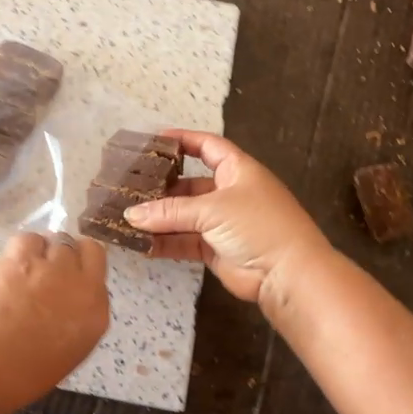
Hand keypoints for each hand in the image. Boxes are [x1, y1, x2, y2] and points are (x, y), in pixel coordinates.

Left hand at [0, 232, 109, 411]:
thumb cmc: (21, 376)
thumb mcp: (68, 351)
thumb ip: (76, 319)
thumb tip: (67, 302)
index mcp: (96, 314)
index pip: (99, 272)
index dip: (82, 270)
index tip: (68, 278)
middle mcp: (80, 285)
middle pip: (83, 249)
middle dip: (68, 256)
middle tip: (48, 270)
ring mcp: (50, 268)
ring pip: (56, 240)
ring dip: (45, 251)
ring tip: (26, 268)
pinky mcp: (19, 259)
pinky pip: (28, 239)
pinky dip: (21, 248)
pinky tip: (10, 265)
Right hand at [124, 130, 330, 305]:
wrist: (287, 274)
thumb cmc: (258, 225)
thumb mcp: (213, 209)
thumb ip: (170, 211)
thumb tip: (130, 214)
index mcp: (237, 170)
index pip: (207, 147)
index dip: (183, 140)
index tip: (153, 140)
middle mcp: (229, 193)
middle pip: (189, 184)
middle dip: (161, 186)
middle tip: (128, 186)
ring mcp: (222, 223)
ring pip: (183, 216)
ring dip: (157, 218)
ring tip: (125, 216)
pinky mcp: (215, 249)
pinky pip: (183, 241)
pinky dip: (163, 242)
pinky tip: (139, 243)